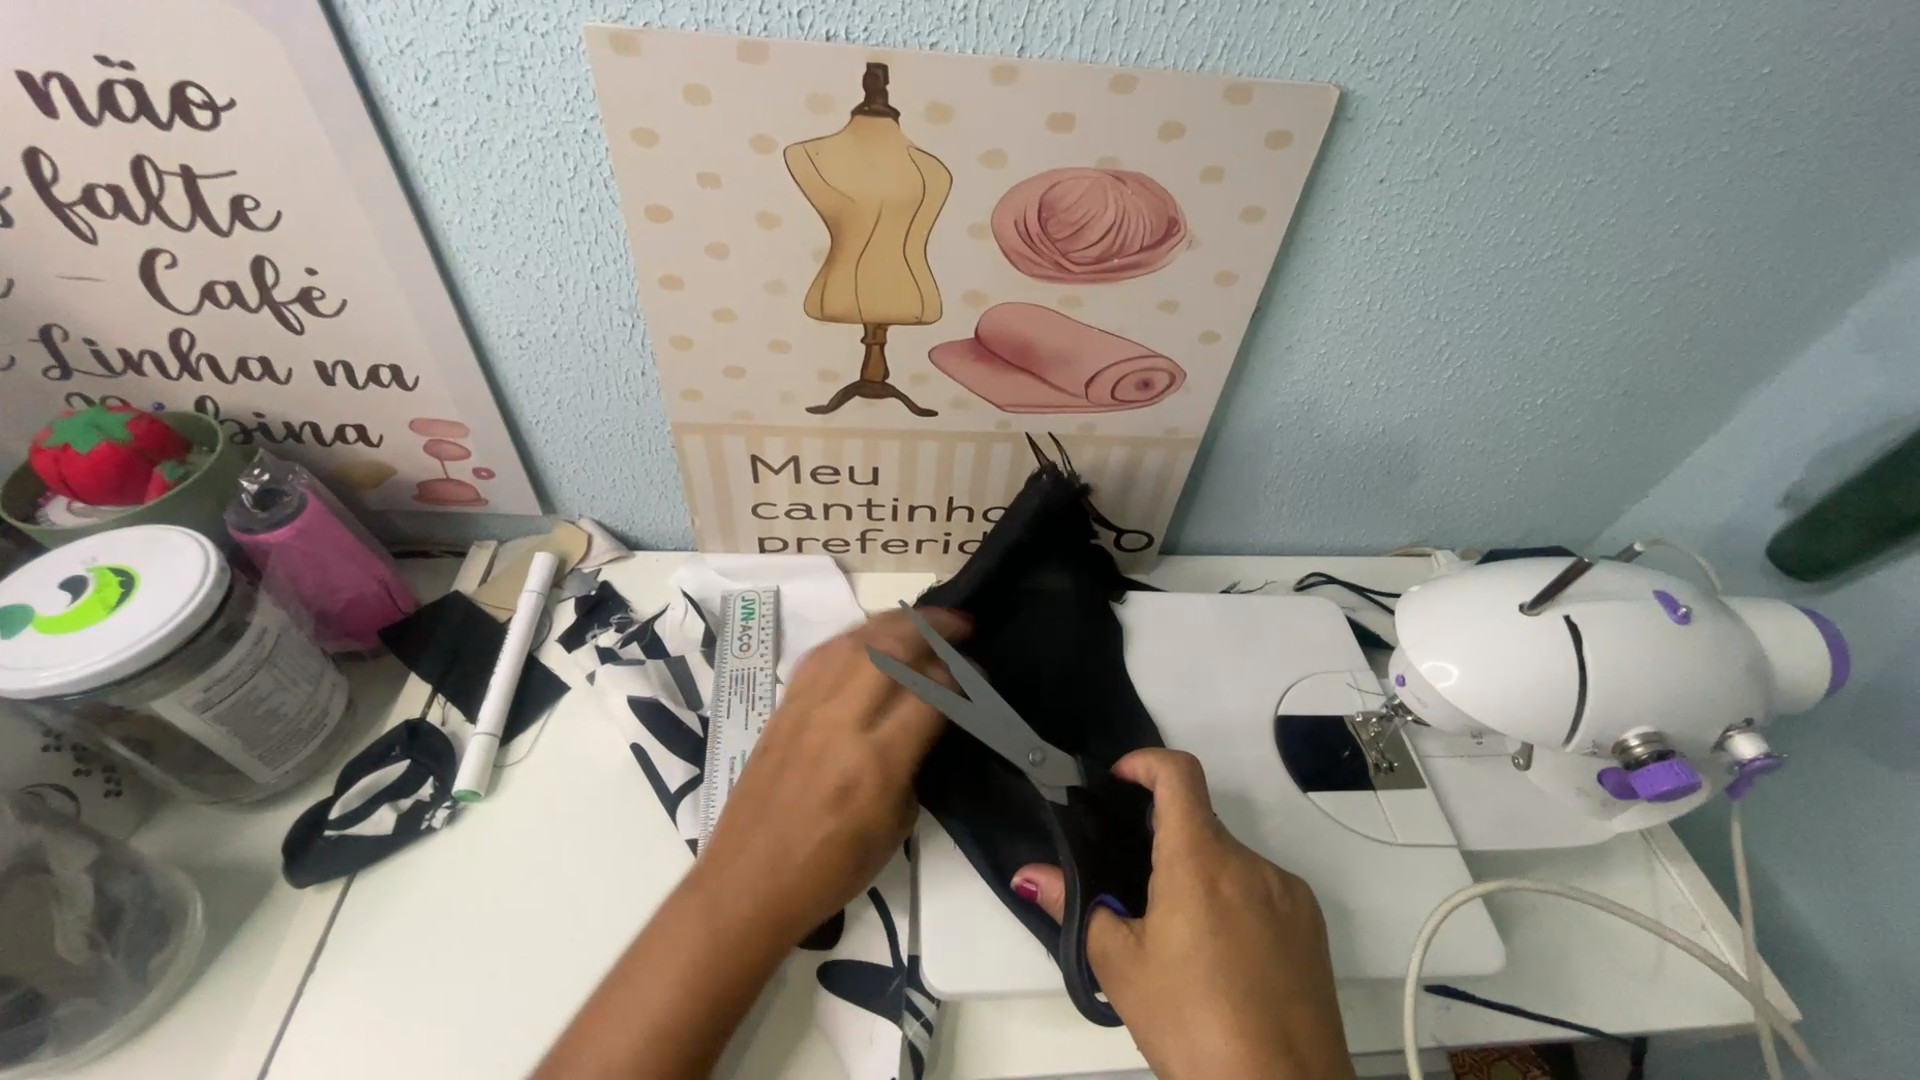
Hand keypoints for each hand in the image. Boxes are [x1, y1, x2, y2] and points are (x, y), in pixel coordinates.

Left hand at [692, 607, 969, 944]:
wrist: (748, 882)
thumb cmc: (831, 870)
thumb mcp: (896, 825)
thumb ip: (916, 763)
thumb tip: (929, 721)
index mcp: (876, 762)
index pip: (931, 693)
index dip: (964, 676)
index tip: (981, 675)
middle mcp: (840, 722)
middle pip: (893, 648)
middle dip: (935, 628)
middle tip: (962, 627)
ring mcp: (807, 708)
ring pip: (856, 640)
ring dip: (896, 622)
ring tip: (924, 621)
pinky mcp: (784, 706)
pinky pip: (823, 653)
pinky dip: (856, 636)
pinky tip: (873, 638)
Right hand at [1012, 749, 1355, 1079]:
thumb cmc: (1194, 1027)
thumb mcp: (1121, 967)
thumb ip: (1075, 905)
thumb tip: (1031, 875)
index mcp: (1199, 861)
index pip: (1178, 773)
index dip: (1145, 762)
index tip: (1121, 781)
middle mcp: (1250, 863)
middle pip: (1200, 825)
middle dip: (1163, 845)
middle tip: (1136, 897)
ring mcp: (1288, 893)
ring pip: (1230, 863)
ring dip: (1200, 880)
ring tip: (1180, 944)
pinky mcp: (1313, 926)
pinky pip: (1262, 892)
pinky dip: (1235, 904)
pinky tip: (1223, 962)